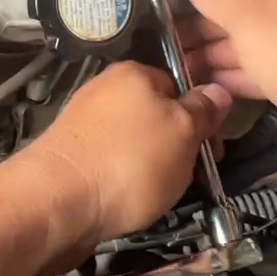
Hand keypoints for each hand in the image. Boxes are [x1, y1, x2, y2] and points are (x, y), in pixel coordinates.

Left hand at [16, 62, 230, 249]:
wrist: (58, 202)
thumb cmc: (129, 162)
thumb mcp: (183, 132)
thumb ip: (203, 111)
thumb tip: (218, 91)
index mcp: (132, 73)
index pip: (179, 85)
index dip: (200, 117)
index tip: (213, 149)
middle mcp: (104, 90)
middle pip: (156, 115)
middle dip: (177, 145)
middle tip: (191, 176)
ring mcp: (84, 123)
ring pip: (134, 142)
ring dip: (152, 166)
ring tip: (159, 194)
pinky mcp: (72, 155)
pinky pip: (111, 162)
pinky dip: (125, 179)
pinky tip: (130, 200)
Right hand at [179, 0, 276, 172]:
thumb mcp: (251, 21)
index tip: (163, 18)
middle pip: (240, 7)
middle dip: (204, 30)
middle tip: (168, 53)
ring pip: (254, 41)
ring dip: (220, 56)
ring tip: (182, 73)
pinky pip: (271, 67)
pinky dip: (244, 75)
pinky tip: (217, 87)